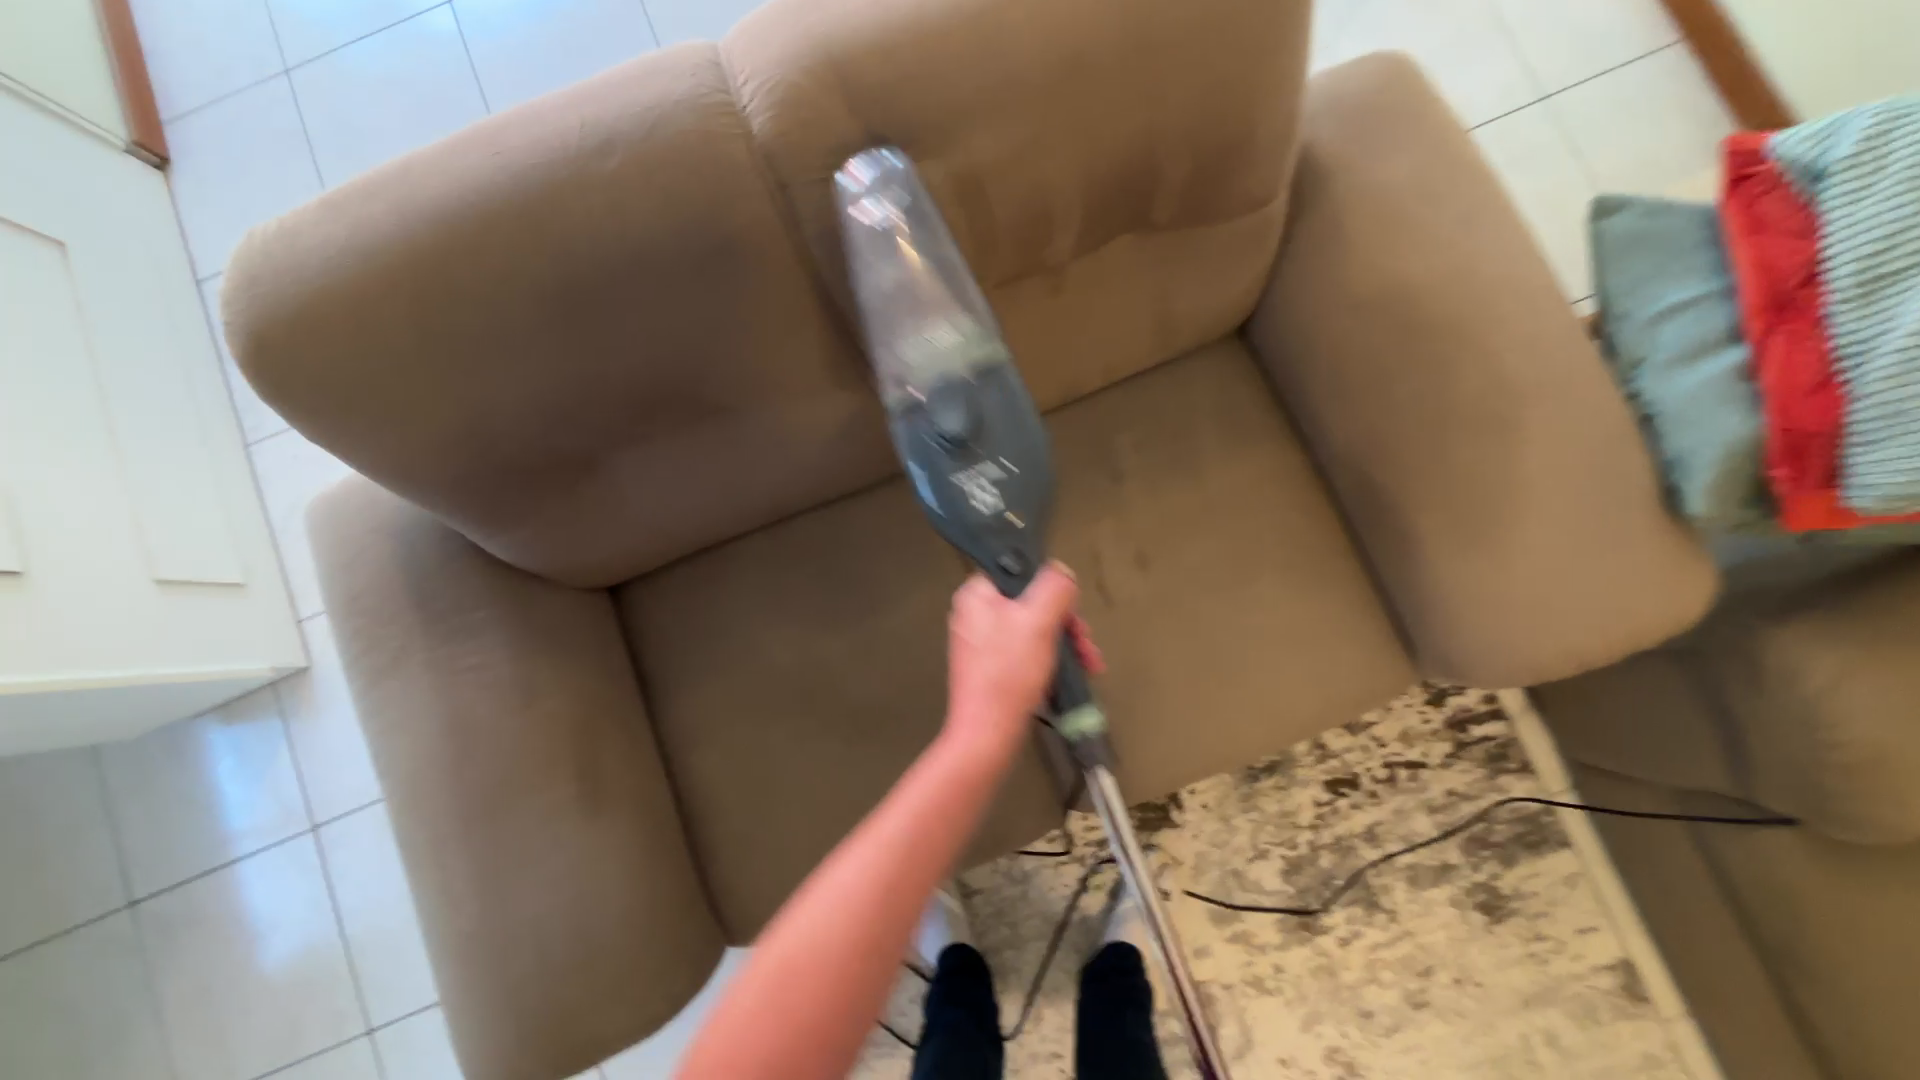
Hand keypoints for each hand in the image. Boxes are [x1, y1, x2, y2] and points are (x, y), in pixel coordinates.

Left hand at [944, 562, 1103, 752]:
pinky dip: (1049, 660)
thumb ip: (1054, 588)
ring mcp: (982, 643)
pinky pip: (1026, 653)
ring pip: (1033, 630)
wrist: (988, 733)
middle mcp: (975, 614)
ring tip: (1087, 663)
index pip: (1020, 573)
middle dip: (1065, 623)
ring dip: (1063, 643)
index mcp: (977, 595)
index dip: (1051, 589)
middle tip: (1084, 642)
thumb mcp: (1038, 621)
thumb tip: (1062, 572)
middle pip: (1031, 603)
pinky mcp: (991, 668)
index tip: (1071, 611)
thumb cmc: (1008, 674)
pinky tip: (1069, 674)